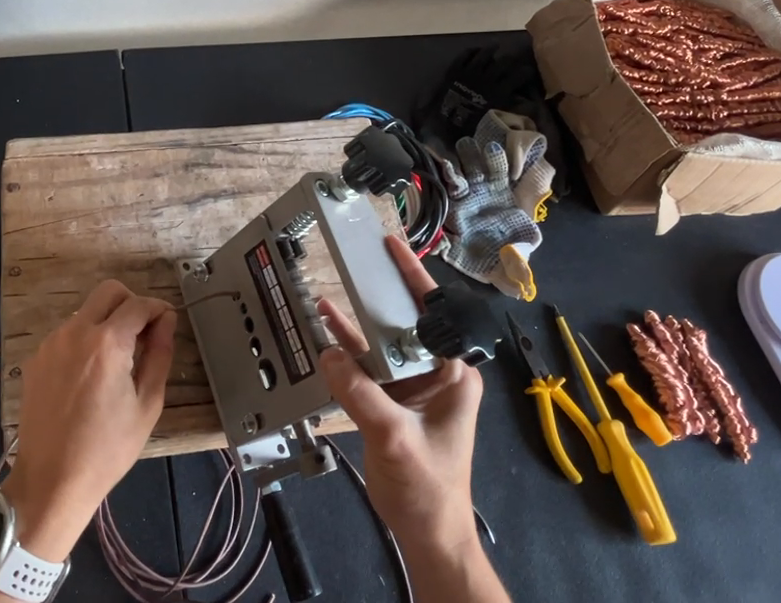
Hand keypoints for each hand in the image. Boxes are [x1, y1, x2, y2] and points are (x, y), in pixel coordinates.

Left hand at [3, 280, 175, 561]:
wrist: (51, 480)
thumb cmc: (107, 448)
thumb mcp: (147, 404)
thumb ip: (159, 354)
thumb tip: (166, 321)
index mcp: (107, 342)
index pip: (138, 304)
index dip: (158, 309)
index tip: (167, 323)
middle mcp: (75, 331)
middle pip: (108, 292)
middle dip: (131, 304)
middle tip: (143, 335)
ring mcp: (51, 343)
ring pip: (86, 312)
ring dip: (106, 323)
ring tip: (117, 362)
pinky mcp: (36, 358)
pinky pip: (67, 334)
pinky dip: (84, 341)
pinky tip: (89, 377)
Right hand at [318, 235, 484, 550]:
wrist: (425, 531)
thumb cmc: (428, 487)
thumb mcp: (395, 436)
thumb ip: (361, 394)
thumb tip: (329, 355)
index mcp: (453, 374)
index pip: (435, 315)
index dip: (414, 279)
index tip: (393, 249)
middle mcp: (435, 373)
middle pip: (405, 322)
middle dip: (382, 292)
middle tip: (360, 258)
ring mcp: (411, 387)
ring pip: (382, 342)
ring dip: (358, 320)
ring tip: (335, 286)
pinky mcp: (390, 401)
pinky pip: (367, 365)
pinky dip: (347, 347)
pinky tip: (327, 326)